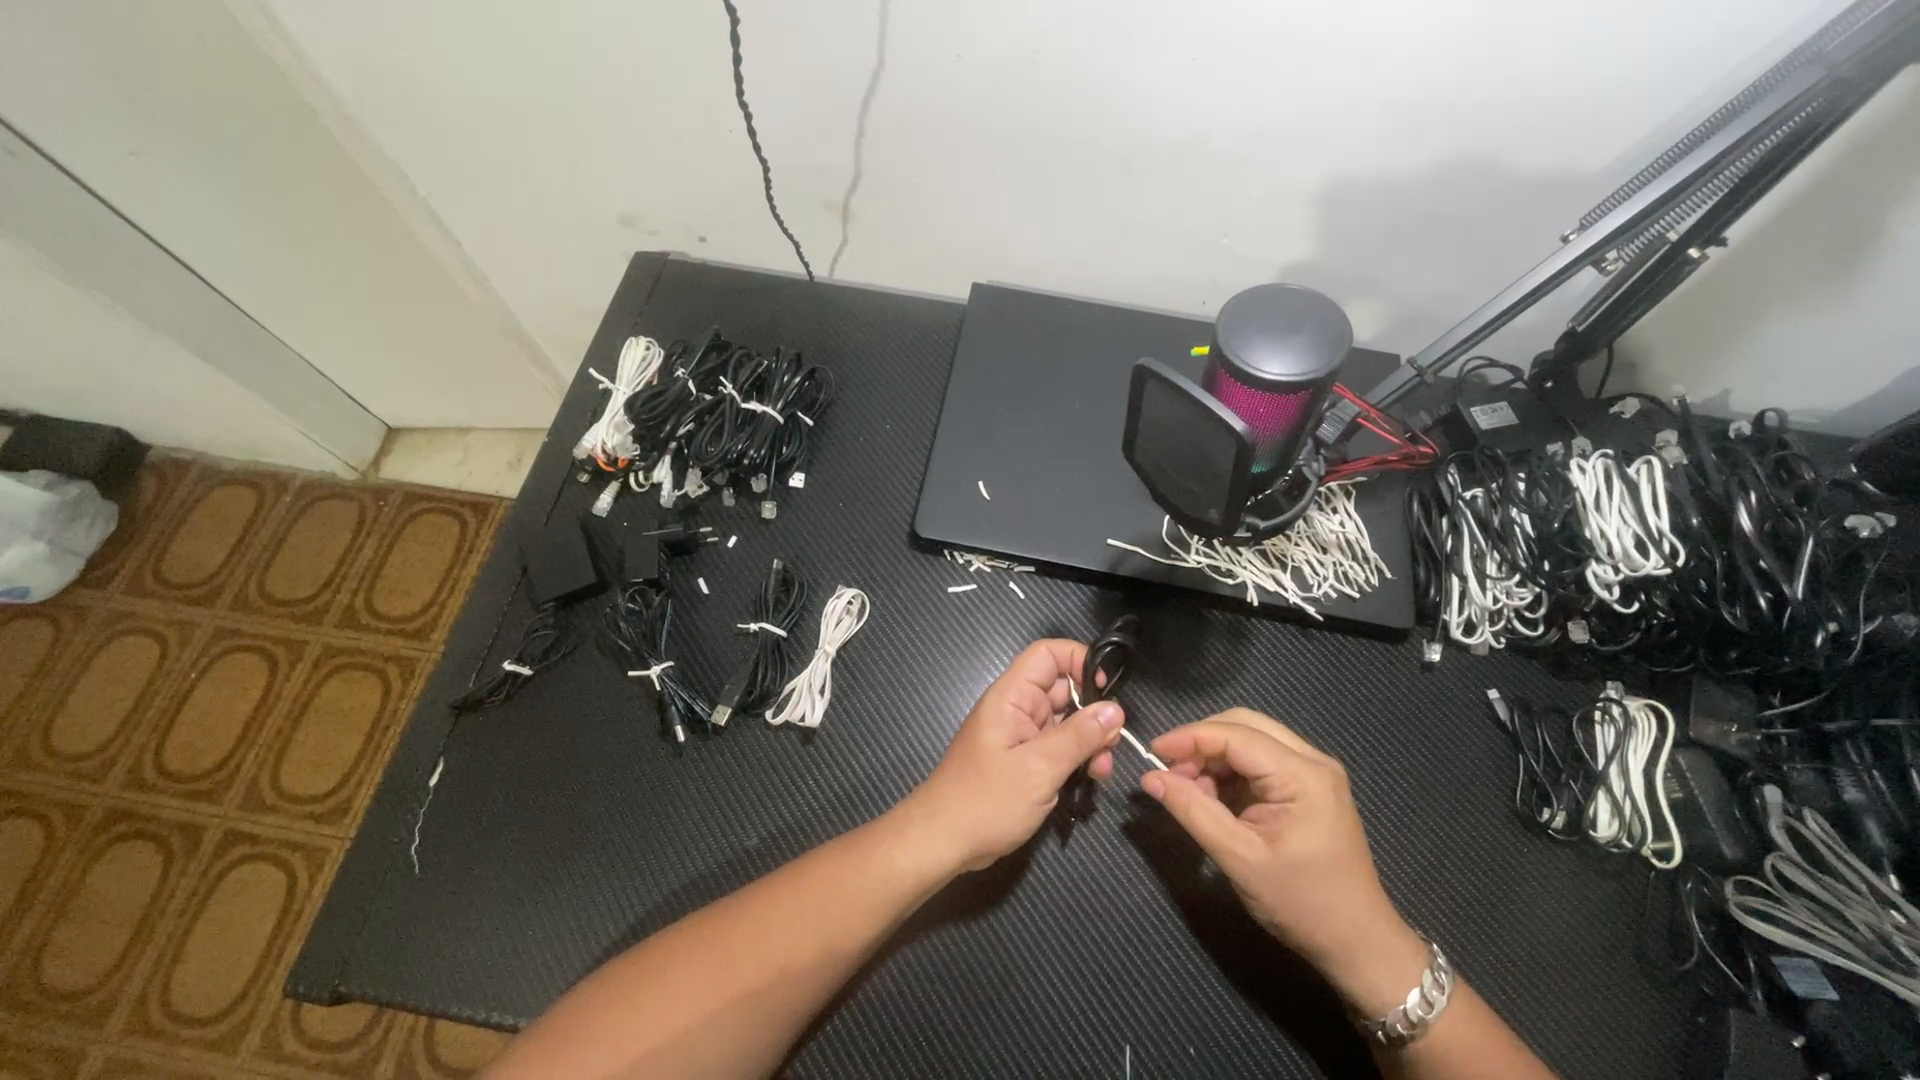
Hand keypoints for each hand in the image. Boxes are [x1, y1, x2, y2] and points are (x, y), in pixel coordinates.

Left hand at [899, 639, 1124, 872]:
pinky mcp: (1024, 761)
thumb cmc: (987, 801)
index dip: (1080, 660)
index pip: (1048, 654)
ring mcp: (1021, 736)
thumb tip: (1115, 709)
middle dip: (1093, 712)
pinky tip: (1091, 780)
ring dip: (1090, 741)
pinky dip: (1077, 759)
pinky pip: (1059, 747)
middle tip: (1113, 744)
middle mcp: (1017, 709)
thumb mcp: (1040, 768)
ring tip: (1102, 770)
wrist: (944, 841)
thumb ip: (1079, 737)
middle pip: (1064, 689)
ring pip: (1066, 721)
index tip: (1106, 690)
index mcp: (1012, 697)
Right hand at [1140, 709, 1428, 1015]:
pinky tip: (1211, 799)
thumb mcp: (1237, 857)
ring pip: (1250, 741)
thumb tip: (1148, 777)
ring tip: (1187, 791)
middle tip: (1168, 772)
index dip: (1188, 737)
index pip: (1235, 734)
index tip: (1150, 753)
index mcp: (1302, 774)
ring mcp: (1313, 773)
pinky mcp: (1307, 789)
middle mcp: (1312, 761)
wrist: (1356, 942)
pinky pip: (1259, 763)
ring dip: (1214, 758)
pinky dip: (1230, 773)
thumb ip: (1192, 810)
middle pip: (1244, 726)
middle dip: (1200, 743)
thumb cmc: (1300, 902)